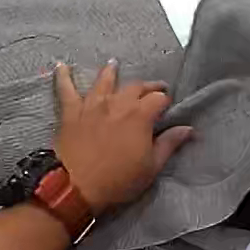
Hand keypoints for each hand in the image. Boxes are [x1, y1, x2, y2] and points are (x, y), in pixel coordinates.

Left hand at [53, 61, 193, 214]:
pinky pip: (66, 89)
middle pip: (135, 86)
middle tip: (152, 89)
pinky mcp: (72, 111)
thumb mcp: (151, 167)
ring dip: (110, 72)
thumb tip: (188, 129)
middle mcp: (117, 103)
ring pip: (104, 81)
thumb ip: (169, 144)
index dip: (165, 102)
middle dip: (147, 86)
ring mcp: (92, 105)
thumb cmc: (118, 180)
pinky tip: (61, 66)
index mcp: (140, 115)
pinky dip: (63, 77)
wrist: (76, 185)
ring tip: (114, 64)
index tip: (167, 107)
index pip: (159, 99)